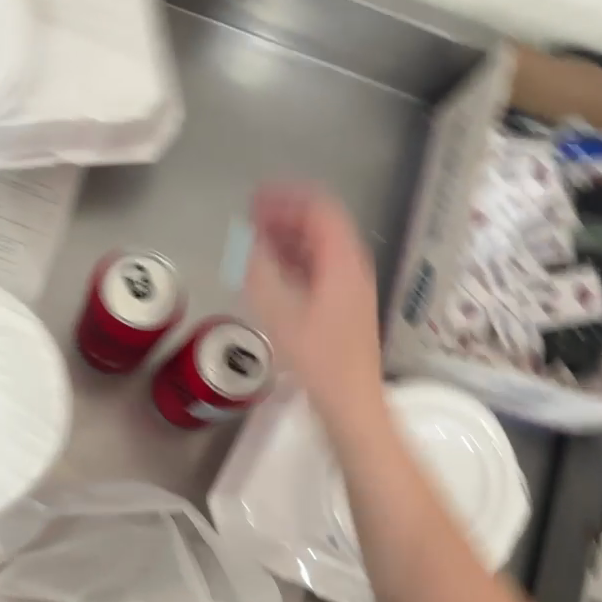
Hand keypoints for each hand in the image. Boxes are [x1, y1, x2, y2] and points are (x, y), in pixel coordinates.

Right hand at [245, 184, 384, 424]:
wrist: (351, 402)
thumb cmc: (319, 360)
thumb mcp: (282, 314)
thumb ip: (262, 273)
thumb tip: (250, 247)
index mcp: (342, 262)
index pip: (319, 210)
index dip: (287, 199)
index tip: (255, 200)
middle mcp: (351, 269)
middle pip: (321, 228)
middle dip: (285, 218)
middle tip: (250, 219)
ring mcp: (350, 290)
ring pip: (319, 251)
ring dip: (288, 241)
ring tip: (255, 243)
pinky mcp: (343, 311)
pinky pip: (319, 272)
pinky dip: (294, 264)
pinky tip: (272, 276)